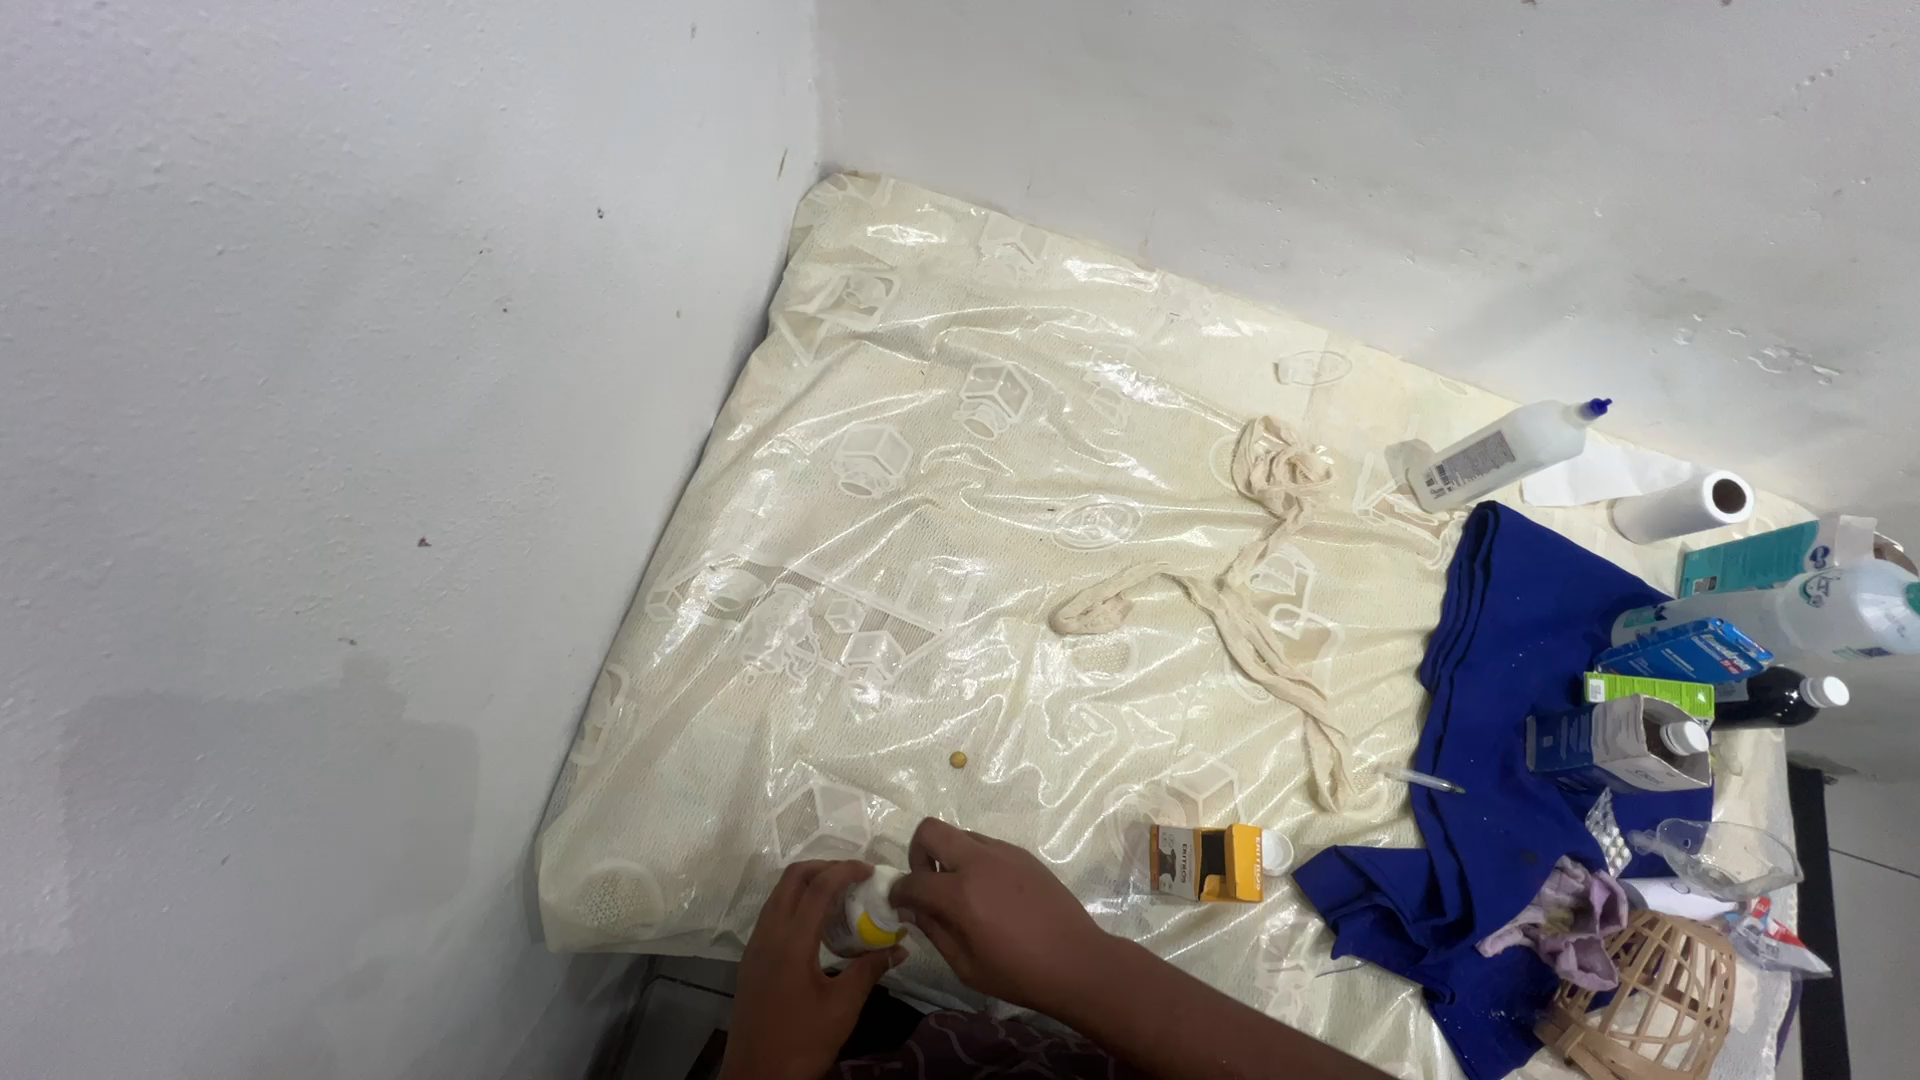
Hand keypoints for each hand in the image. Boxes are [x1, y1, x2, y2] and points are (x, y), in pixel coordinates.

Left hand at [719, 860, 905, 1079]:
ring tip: (840, 896)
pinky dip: (796, 903)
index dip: (846, 870)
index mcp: (791, 941)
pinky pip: (773, 912)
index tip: (870, 871)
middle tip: (854, 877)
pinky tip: (818, 924)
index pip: (819, 886)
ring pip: (780, 892)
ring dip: (809, 884)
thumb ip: (870, 969)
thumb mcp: (842, 1008)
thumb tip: (900, 947)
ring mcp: (755, 945)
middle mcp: (769, 933)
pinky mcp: (751, 958)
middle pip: (793, 877)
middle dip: (825, 867)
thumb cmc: (801, 1045)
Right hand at [888, 818, 1112, 1012]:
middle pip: (930, 830)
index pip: (913, 880)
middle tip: (926, 882)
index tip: (898, 902)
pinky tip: (988, 892)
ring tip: (960, 890)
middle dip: (918, 852)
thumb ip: (934, 931)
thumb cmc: (1019, 974)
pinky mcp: (1021, 853)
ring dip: (949, 855)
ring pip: (959, 834)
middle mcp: (978, 861)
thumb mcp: (966, 966)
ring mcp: (1002, 852)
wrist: (1076, 960)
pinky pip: (985, 844)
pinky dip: (974, 860)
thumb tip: (912, 909)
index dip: (898, 892)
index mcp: (961, 893)